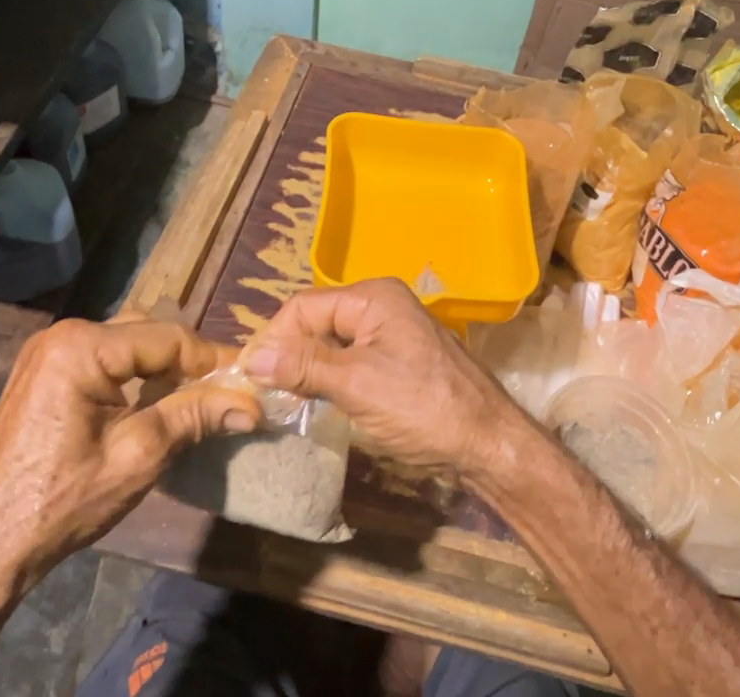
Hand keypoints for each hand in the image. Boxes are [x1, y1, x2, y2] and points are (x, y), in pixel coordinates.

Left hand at [0, 318, 261, 588]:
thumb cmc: (61, 502)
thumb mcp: (139, 455)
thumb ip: (195, 416)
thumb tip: (252, 404)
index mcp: (82, 346)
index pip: (168, 336)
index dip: (214, 359)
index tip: (251, 381)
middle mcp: (62, 336)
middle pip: (147, 333)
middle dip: (189, 362)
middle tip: (227, 392)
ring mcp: (47, 355)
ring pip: (127, 346)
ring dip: (163, 369)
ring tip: (199, 400)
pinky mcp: (42, 377)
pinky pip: (103, 362)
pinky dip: (135, 378)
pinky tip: (155, 406)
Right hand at [243, 278, 526, 476]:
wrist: (486, 442)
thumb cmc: (422, 407)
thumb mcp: (356, 384)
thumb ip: (305, 366)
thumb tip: (255, 357)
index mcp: (373, 298)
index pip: (304, 306)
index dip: (275, 339)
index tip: (253, 378)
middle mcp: (381, 306)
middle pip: (317, 322)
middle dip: (290, 355)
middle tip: (268, 395)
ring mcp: (392, 333)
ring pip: (332, 343)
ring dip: (309, 370)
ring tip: (287, 403)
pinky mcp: (398, 359)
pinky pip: (351, 359)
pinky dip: (331, 379)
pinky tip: (318, 403)